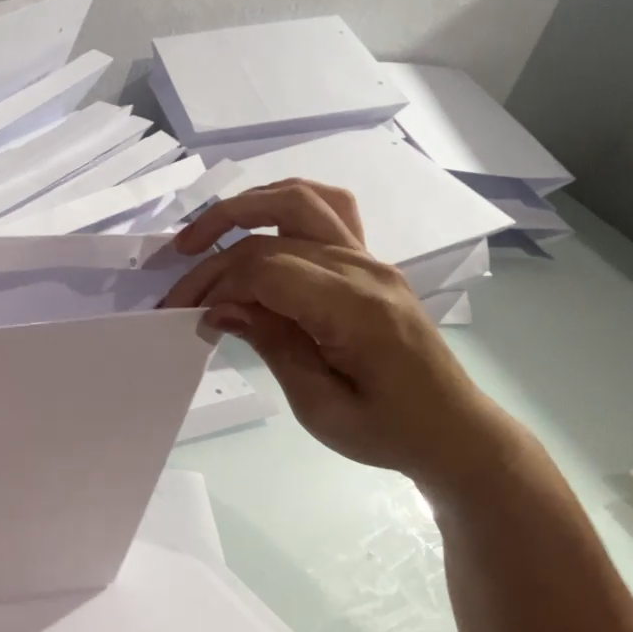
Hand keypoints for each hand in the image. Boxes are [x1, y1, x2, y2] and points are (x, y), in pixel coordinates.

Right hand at [160, 179, 527, 486]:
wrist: (454, 431)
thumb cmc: (387, 432)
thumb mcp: (319, 406)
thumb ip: (271, 345)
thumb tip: (218, 309)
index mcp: (354, 308)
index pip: (266, 269)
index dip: (216, 285)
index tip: (184, 315)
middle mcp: (364, 269)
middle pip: (272, 236)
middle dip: (214, 257)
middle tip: (178, 290)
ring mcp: (371, 260)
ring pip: (301, 200)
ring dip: (244, 208)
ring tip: (202, 236)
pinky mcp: (370, 263)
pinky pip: (326, 210)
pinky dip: (281, 206)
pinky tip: (254, 224)